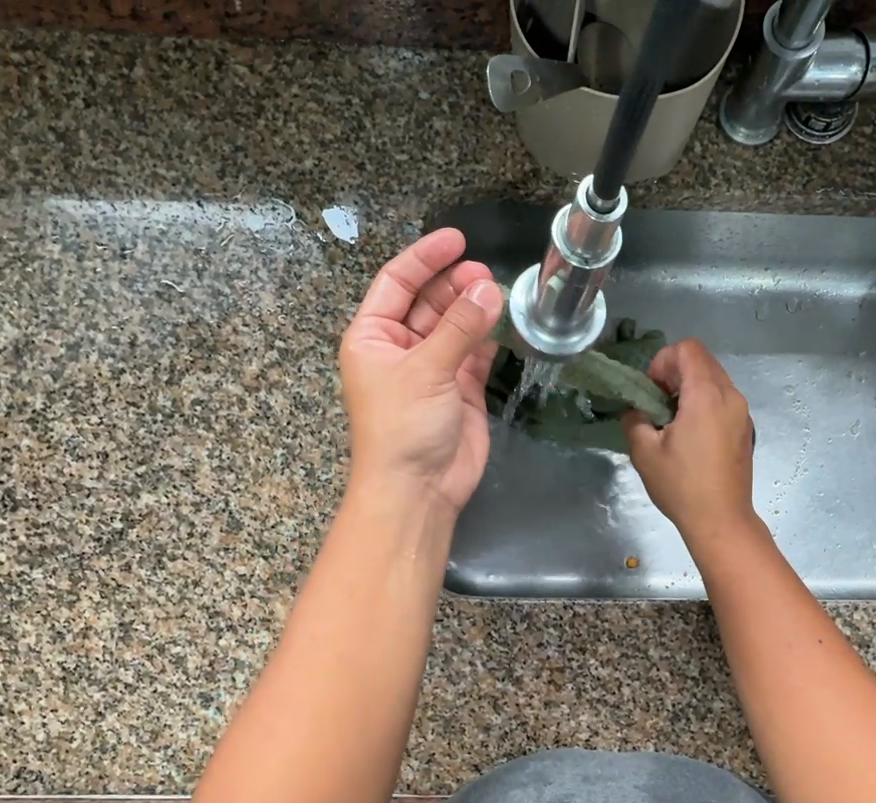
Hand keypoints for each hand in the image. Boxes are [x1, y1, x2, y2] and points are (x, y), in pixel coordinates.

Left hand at [339, 228, 503, 513]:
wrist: (418, 490)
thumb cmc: (403, 427)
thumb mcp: (426, 370)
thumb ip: (460, 327)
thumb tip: (489, 288)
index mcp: (373, 337)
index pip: (397, 283)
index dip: (424, 258)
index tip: (456, 240)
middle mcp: (400, 348)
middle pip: (429, 301)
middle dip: (454, 284)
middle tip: (485, 274)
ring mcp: (431, 369)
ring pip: (454, 326)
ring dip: (473, 309)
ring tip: (497, 292)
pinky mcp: (459, 390)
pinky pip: (474, 353)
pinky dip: (487, 338)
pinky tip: (501, 320)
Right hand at [623, 339, 759, 540]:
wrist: (721, 519)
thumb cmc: (681, 485)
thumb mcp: (644, 452)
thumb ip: (635, 420)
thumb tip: (637, 411)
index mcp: (706, 395)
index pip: (687, 349)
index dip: (663, 361)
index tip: (651, 391)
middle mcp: (729, 395)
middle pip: (702, 360)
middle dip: (675, 373)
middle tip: (657, 405)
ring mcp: (741, 412)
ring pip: (714, 379)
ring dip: (689, 388)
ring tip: (672, 421)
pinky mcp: (745, 428)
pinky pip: (723, 399)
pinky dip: (704, 403)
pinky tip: (690, 435)